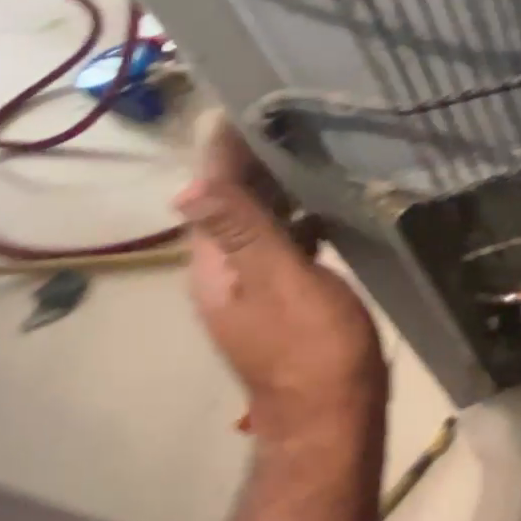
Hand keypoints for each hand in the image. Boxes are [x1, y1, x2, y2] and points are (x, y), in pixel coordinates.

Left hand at [175, 116, 385, 446]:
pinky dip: (301, 214)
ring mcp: (257, 287)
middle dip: (253, 160)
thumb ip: (245, 233)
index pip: (211, 193)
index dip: (224, 150)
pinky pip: (287, 240)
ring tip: (314, 144)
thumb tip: (189, 184)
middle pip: (233, 204)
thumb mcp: (281, 284)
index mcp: (216, 266)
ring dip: (279, 185)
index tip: (247, 103)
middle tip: (291, 112)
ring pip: (261, 222)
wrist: (331, 417)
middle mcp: (226, 272)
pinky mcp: (287, 297)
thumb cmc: (312, 347)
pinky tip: (330, 203)